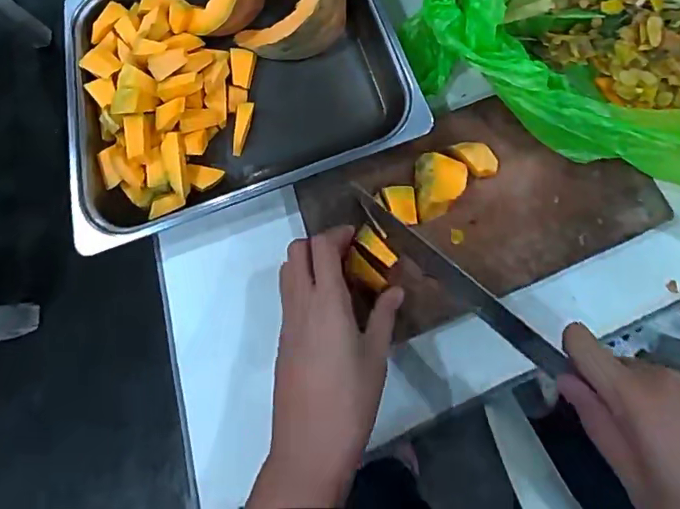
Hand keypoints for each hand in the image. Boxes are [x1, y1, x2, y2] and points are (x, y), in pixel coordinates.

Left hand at [248, 226, 404, 508]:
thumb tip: (396, 289)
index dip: (336, 233)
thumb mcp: (376, 357)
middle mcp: (301, 302)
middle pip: (296, 250)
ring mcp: (287, 320)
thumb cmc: (350, 400)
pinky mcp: (283, 338)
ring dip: (308, 262)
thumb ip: (384, 317)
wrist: (308, 445)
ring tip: (339, 278)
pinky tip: (329, 308)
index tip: (355, 235)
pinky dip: (304, 285)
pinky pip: (288, 295)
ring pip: (287, 270)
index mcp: (326, 301)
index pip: (320, 247)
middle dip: (319, 243)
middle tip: (346, 254)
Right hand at [557, 323, 679, 508]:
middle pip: (619, 365)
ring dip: (651, 403)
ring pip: (654, 378)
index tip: (577, 385)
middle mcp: (665, 374)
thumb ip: (597, 426)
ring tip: (673, 453)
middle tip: (632, 442)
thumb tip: (567, 383)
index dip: (571, 356)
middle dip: (616, 393)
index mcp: (634, 393)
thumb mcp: (636, 484)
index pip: (580, 340)